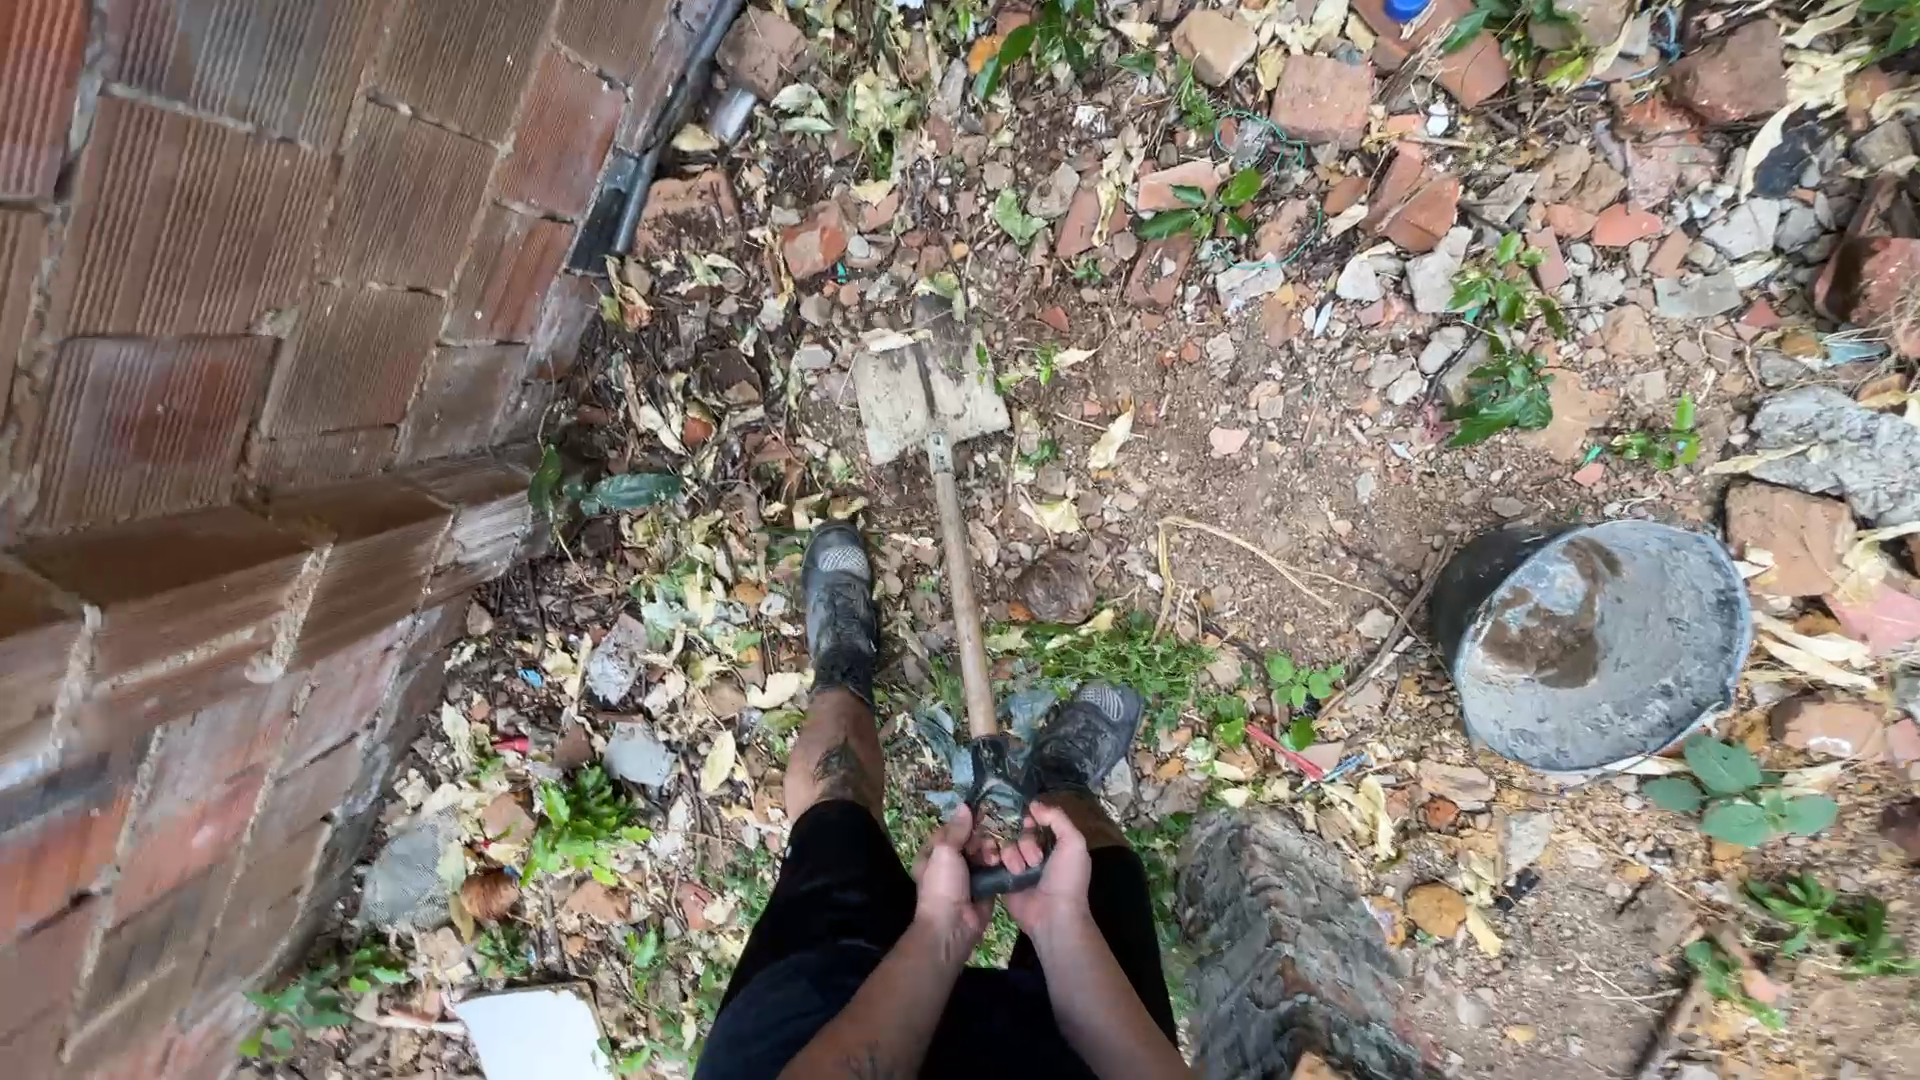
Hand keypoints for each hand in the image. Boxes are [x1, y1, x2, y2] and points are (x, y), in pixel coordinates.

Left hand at [911, 804, 992, 955]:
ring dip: (992, 852)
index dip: (965, 823)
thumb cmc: (942, 885)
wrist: (953, 926)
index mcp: (932, 854)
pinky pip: (994, 871)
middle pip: (970, 841)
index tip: (982, 813)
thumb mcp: (945, 851)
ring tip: (995, 856)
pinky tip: (1006, 861)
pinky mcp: (985, 888)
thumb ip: (957, 829)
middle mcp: (949, 864)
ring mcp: (968, 877)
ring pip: (984, 854)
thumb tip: (964, 805)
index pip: (951, 830)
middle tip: (988, 842)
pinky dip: (1000, 865)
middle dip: (981, 838)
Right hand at [998, 799, 1092, 940]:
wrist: (1052, 915)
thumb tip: (1034, 804)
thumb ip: (1057, 818)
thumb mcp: (1073, 842)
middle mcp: (1034, 850)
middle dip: (1024, 841)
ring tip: (1020, 870)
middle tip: (1034, 859)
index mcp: (1053, 841)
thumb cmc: (1066, 878)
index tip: (1030, 824)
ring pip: (1004, 843)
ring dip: (1012, 855)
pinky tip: (996, 863)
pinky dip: (992, 857)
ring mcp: (1017, 864)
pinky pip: (991, 858)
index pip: (1035, 819)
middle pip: (1018, 830)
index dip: (1030, 819)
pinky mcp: (1002, 877)